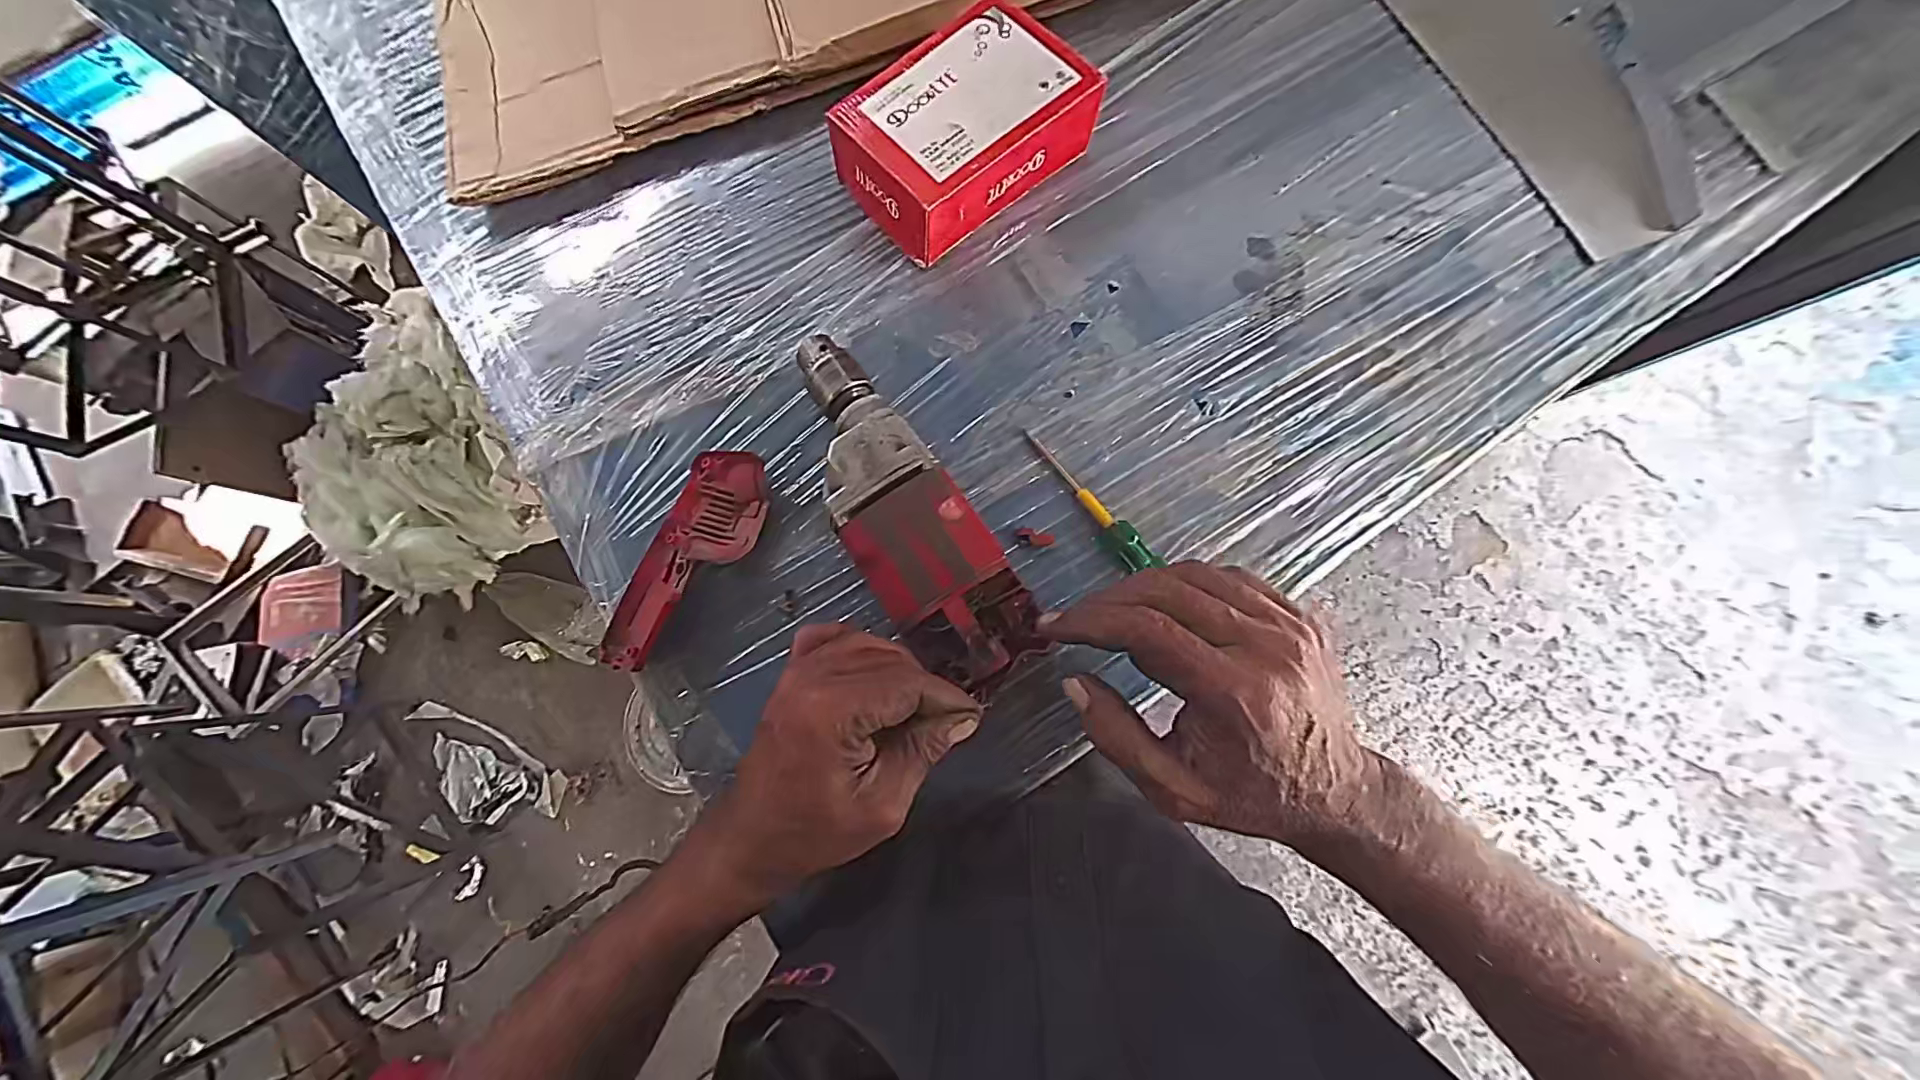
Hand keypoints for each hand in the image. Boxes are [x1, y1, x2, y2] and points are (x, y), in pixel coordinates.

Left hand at [679, 624, 980, 910]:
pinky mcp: (790, 673)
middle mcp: (813, 676)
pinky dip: (860, 648)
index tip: (970, 716)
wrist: (750, 838)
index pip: (908, 683)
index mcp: (832, 709)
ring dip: (898, 669)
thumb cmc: (814, 833)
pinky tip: (874, 672)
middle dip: (925, 687)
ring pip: (868, 644)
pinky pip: (832, 638)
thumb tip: (961, 718)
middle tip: (942, 722)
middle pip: (891, 660)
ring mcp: (797, 670)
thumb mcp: (882, 806)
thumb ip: (922, 751)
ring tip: (914, 706)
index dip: (946, 698)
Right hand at [1039, 561, 1377, 849]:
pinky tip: (1164, 601)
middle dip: (1107, 600)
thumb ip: (1116, 736)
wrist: (1335, 791)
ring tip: (1113, 610)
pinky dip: (1184, 581)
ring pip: (1194, 574)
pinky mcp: (1298, 614)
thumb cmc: (1252, 795)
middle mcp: (1266, 648)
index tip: (1057, 625)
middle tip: (1078, 618)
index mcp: (1236, 694)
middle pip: (1166, 591)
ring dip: (1140, 586)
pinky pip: (1228, 576)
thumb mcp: (1172, 789)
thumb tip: (1074, 682)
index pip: (1148, 630)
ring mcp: (1288, 624)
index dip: (1091, 621)